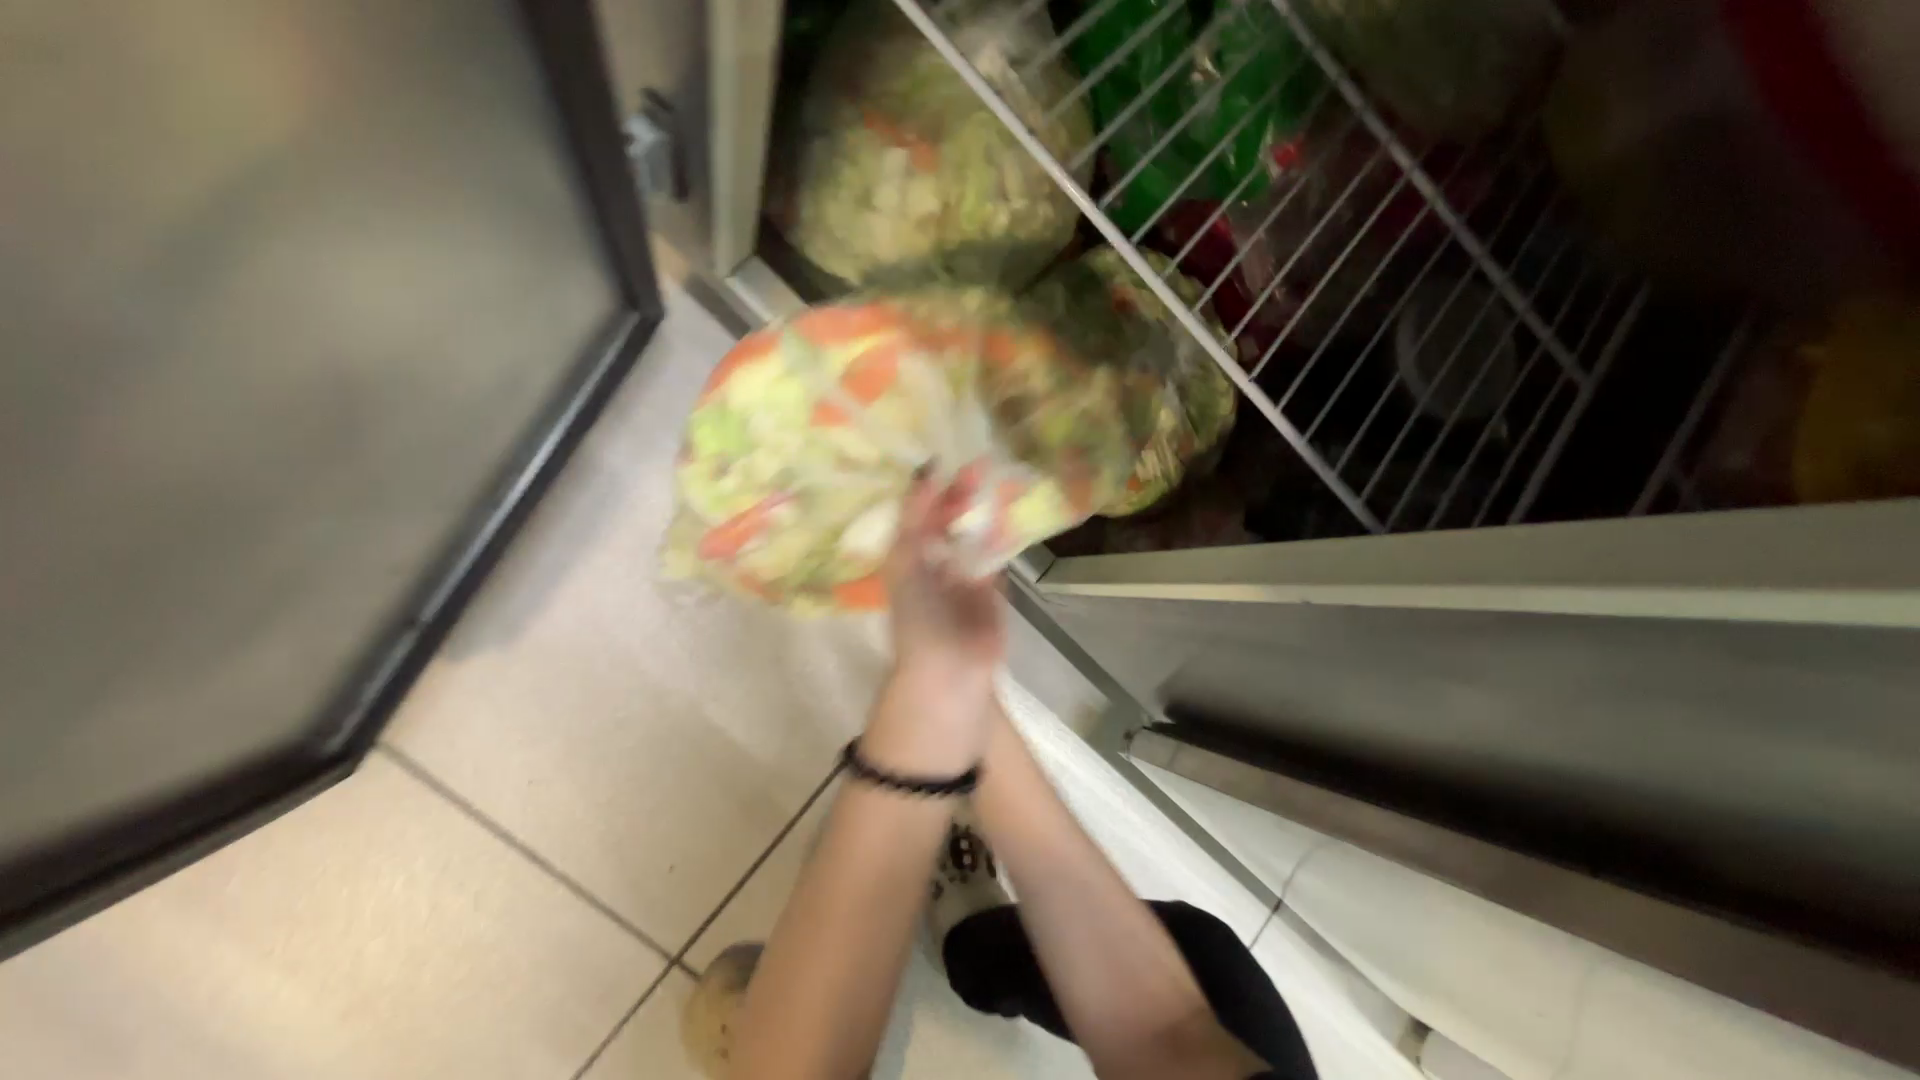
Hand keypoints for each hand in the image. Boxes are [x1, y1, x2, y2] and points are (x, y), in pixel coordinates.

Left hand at [883, 467, 1006, 684]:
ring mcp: (962, 573)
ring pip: (974, 531)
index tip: (951, 456)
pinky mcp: (989, 587)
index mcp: (906, 553)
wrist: (948, 667)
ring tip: (1002, 480)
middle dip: (962, 492)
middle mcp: (933, 559)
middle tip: (983, 464)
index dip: (933, 485)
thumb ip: (915, 512)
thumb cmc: (917, 612)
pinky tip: (1013, 515)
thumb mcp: (905, 556)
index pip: (918, 509)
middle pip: (948, 516)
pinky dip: (1003, 535)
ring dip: (986, 508)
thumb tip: (928, 468)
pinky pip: (996, 553)